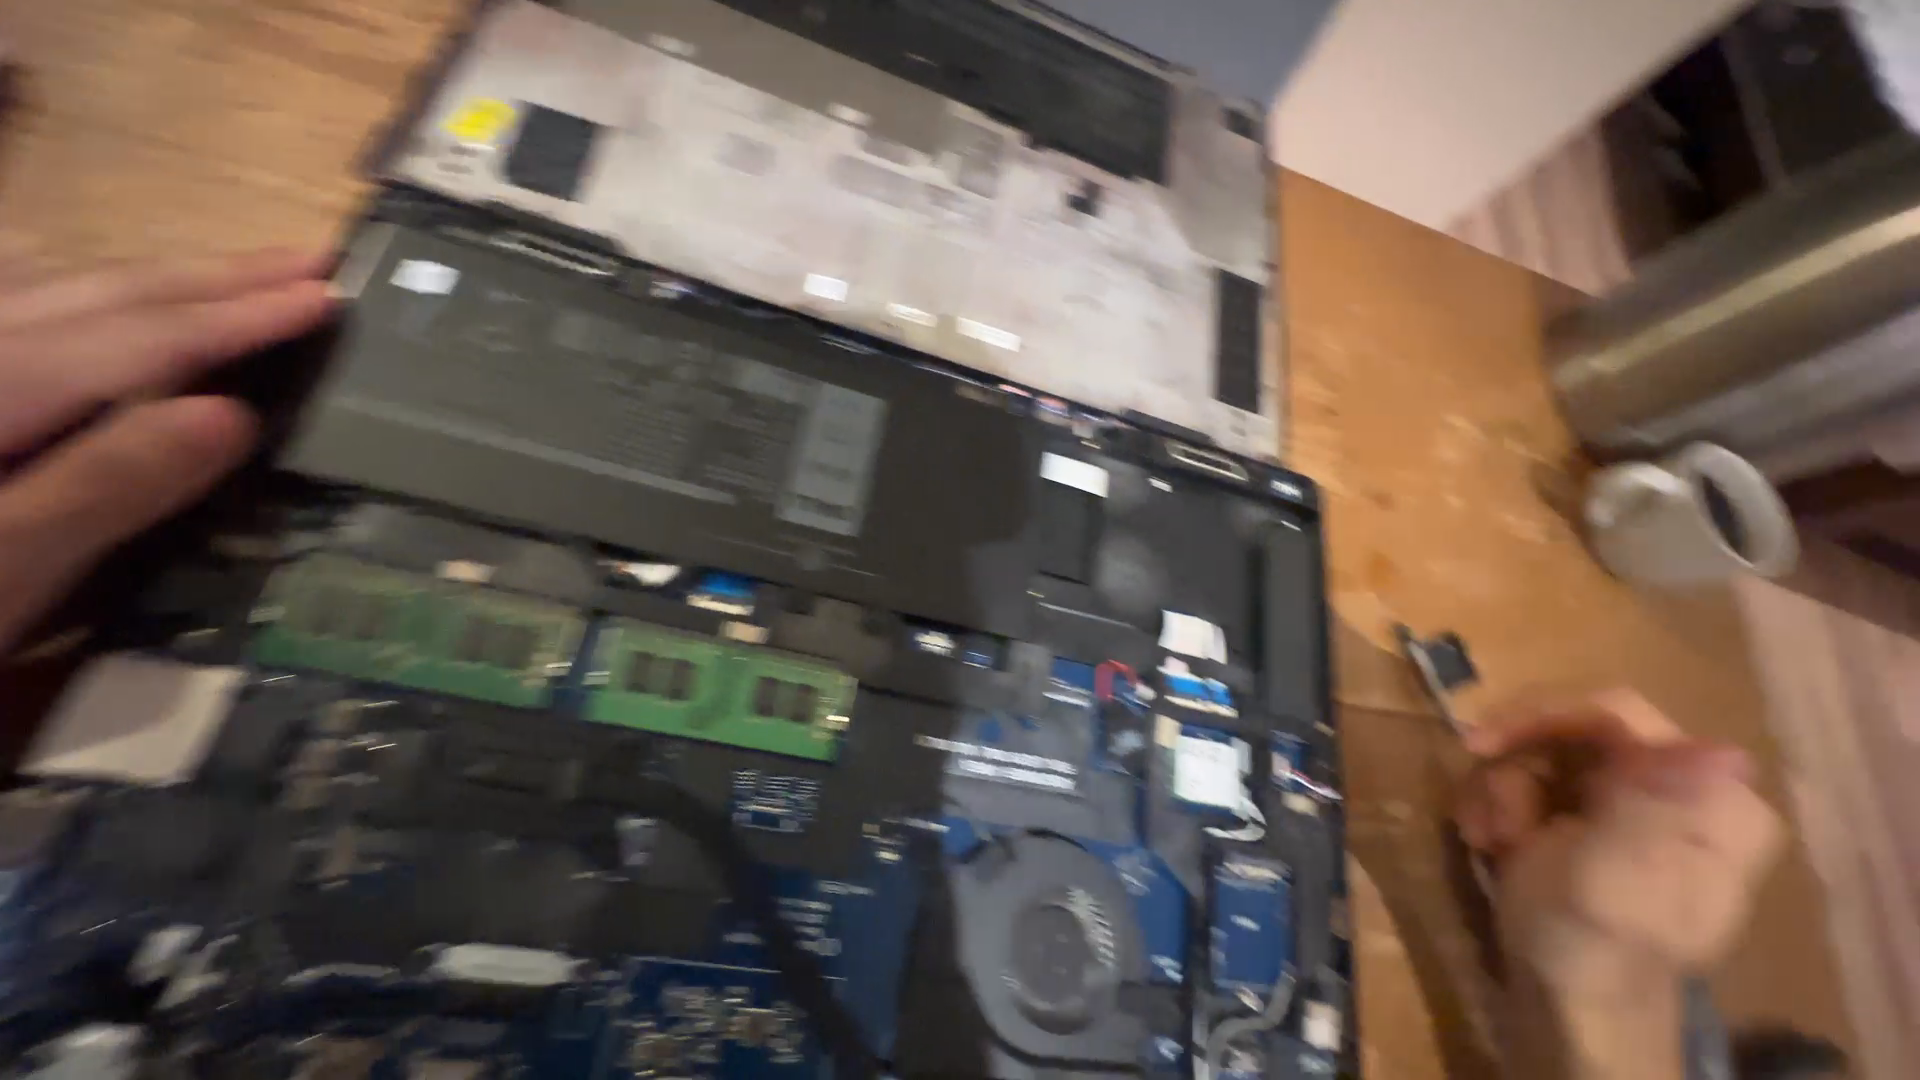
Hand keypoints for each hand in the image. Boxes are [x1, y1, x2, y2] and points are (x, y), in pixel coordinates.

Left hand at [0, 250, 333, 653]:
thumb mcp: (5, 564)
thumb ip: (110, 483)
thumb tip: (231, 415)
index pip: (142, 339)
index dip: (241, 317)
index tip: (328, 296)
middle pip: (100, 297)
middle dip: (214, 276)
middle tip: (310, 260)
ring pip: (50, 292)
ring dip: (160, 280)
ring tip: (237, 274)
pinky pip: (14, 315)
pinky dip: (82, 298)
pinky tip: (100, 300)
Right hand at [1455, 689, 1782, 997]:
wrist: (1563, 997)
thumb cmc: (1585, 942)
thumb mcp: (1613, 881)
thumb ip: (1656, 814)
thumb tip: (1726, 752)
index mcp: (1712, 803)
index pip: (1616, 712)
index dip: (1539, 714)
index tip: (1478, 743)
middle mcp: (1679, 787)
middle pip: (1567, 726)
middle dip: (1511, 769)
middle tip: (1485, 816)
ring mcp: (1632, 797)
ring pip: (1536, 750)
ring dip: (1497, 792)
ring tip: (1490, 841)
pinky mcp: (1591, 810)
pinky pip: (1526, 774)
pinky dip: (1496, 804)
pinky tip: (1493, 842)